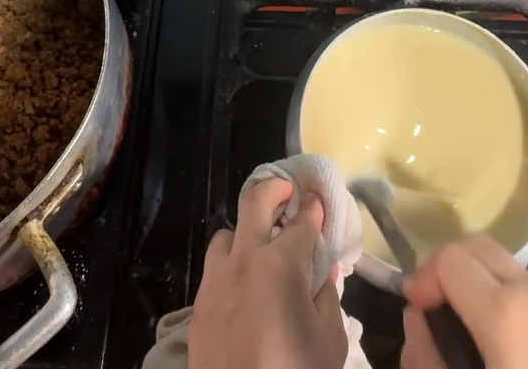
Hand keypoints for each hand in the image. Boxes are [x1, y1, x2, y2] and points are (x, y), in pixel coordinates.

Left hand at [190, 178, 346, 368]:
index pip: (303, 222)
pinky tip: (244, 284)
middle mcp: (244, 260)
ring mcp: (216, 280)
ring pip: (226, 234)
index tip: (319, 202)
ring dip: (245, 232)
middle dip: (275, 188)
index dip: (315, 209)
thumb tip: (326, 271)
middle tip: (288, 191)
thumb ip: (328, 296)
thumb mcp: (329, 340)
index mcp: (281, 264)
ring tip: (262, 247)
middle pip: (256, 202)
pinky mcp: (198, 304)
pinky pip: (214, 267)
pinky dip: (230, 264)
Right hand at [401, 236, 527, 368]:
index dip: (423, 279)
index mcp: (506, 312)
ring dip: (475, 282)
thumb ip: (425, 357)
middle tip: (432, 308)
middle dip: (447, 269)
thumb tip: (418, 319)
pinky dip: (502, 296)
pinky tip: (499, 342)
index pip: (449, 259)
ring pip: (504, 265)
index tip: (417, 313)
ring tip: (463, 327)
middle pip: (477, 246)